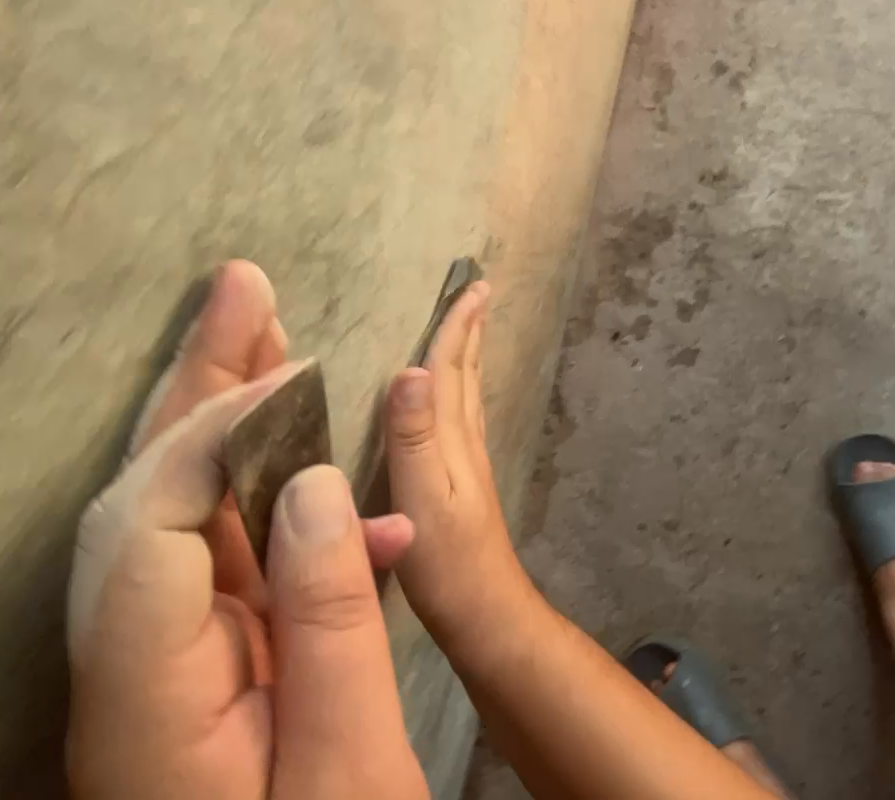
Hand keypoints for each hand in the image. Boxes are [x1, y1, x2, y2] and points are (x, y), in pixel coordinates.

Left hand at [67, 261, 426, 799]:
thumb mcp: (349, 769)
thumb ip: (329, 622)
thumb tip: (317, 484)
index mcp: (146, 702)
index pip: (151, 527)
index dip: (216, 436)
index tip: (297, 376)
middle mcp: (134, 664)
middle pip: (146, 493)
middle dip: (196, 384)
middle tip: (241, 289)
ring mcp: (169, 656)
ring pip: (187, 506)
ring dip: (229, 414)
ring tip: (272, 332)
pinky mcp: (211, 652)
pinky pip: (236, 547)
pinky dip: (281, 491)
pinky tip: (340, 476)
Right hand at [384, 283, 540, 657]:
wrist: (482, 611)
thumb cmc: (445, 560)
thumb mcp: (422, 496)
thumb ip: (415, 436)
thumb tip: (411, 370)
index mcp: (454, 437)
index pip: (452, 368)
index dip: (459, 326)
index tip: (472, 284)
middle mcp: (466, 441)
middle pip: (467, 373)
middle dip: (470, 330)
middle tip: (478, 292)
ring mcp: (468, 462)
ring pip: (468, 394)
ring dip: (468, 356)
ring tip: (469, 330)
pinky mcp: (464, 483)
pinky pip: (461, 419)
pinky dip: (460, 392)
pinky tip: (454, 400)